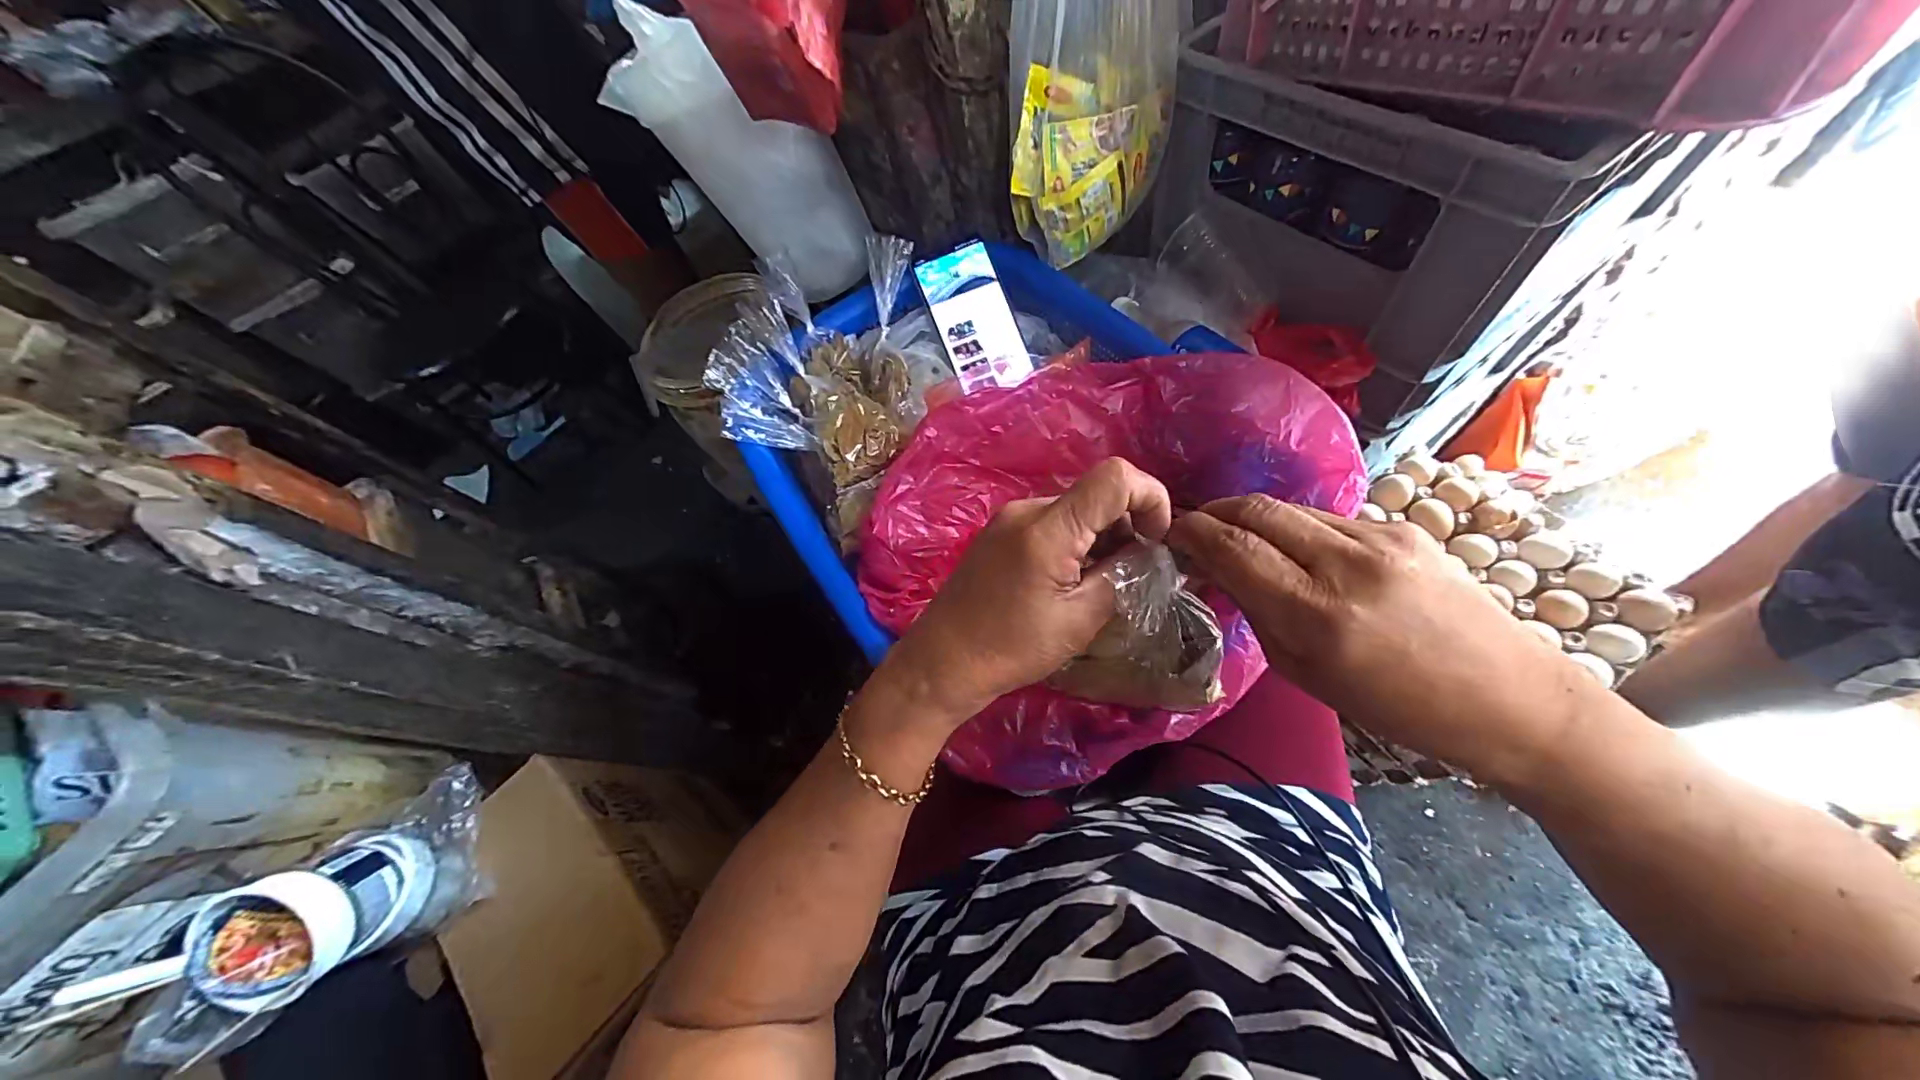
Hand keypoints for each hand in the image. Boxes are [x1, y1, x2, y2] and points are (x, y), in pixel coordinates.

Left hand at [877, 458, 1173, 724]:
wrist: (942, 662)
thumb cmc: (1011, 648)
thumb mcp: (1080, 620)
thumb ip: (1123, 577)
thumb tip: (1150, 553)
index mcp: (1048, 527)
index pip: (1116, 477)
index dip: (1152, 499)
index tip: (1155, 542)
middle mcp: (1027, 509)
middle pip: (1097, 494)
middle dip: (1128, 526)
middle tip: (1132, 574)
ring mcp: (1009, 519)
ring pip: (1076, 510)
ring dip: (1102, 538)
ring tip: (1099, 585)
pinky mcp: (1000, 533)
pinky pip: (1052, 523)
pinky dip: (1076, 543)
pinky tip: (1071, 582)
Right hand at [1167, 495, 1602, 782]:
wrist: (1510, 699)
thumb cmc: (1397, 706)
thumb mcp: (1306, 673)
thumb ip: (1257, 614)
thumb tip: (1219, 572)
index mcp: (1319, 615)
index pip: (1234, 549)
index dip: (1192, 532)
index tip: (1169, 533)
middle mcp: (1348, 565)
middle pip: (1257, 511)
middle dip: (1214, 512)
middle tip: (1191, 526)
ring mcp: (1382, 539)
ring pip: (1291, 509)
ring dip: (1251, 517)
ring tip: (1235, 537)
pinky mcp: (1405, 529)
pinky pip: (1328, 519)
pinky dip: (1294, 528)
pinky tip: (1292, 549)